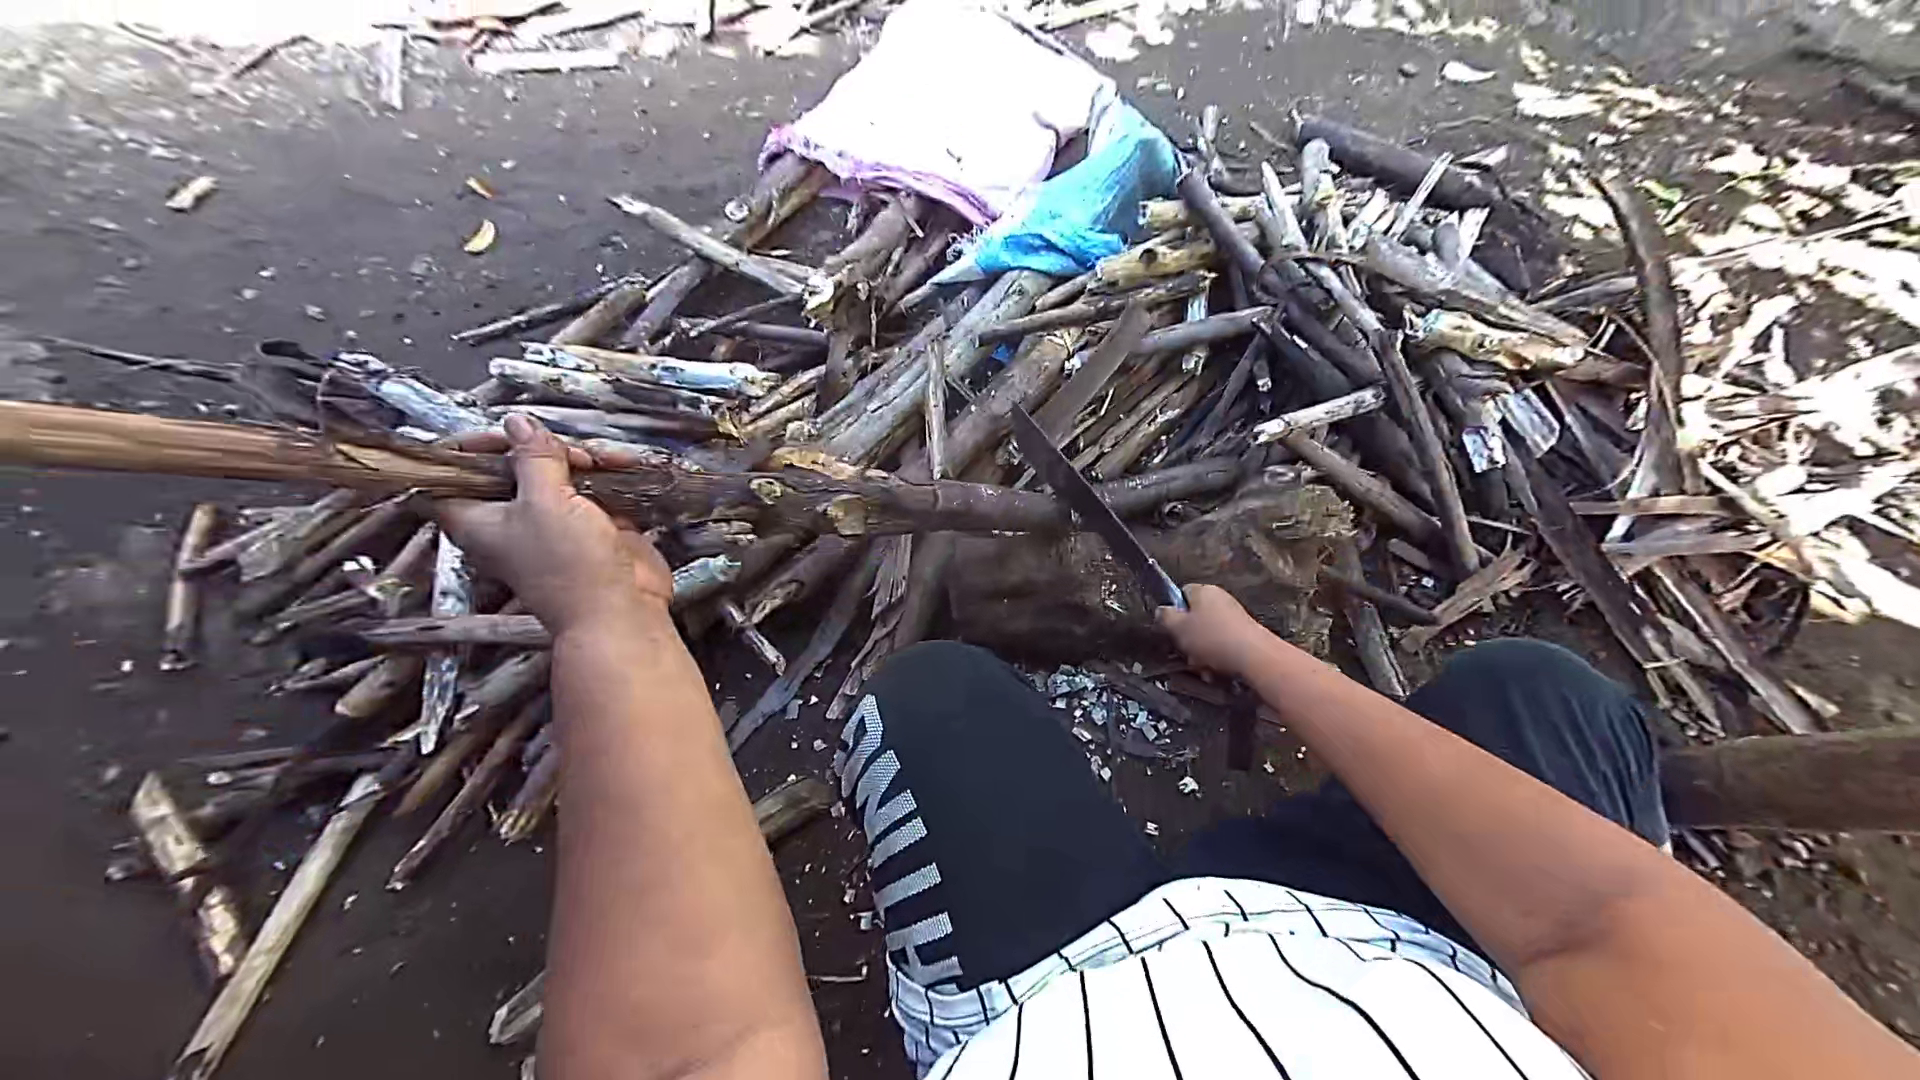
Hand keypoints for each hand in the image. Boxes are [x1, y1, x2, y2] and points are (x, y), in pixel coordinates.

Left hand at [436, 414, 674, 635]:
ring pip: (562, 472)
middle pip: (517, 464)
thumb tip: (518, 423)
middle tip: (570, 454)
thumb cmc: (570, 569)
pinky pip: (599, 486)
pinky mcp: (596, 524)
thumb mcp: (545, 503)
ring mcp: (558, 520)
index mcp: (478, 516)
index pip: (454, 471)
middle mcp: (514, 516)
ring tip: (607, 461)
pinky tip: (625, 466)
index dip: (475, 445)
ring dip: (587, 458)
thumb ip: (532, 459)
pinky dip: (612, 473)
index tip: (509, 433)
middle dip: (547, 448)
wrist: (621, 610)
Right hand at [1157, 583, 1266, 675]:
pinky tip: (1216, 671)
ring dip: (1201, 651)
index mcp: (1203, 591)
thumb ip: (1165, 617)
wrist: (1256, 658)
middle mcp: (1221, 599)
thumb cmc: (1212, 638)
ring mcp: (1235, 617)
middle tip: (1186, 652)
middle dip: (1188, 637)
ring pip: (1208, 633)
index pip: (1181, 593)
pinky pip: (1224, 643)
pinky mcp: (1246, 634)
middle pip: (1195, 616)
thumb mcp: (1177, 628)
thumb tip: (1162, 611)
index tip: (1171, 628)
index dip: (1173, 610)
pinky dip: (1217, 656)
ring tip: (1202, 667)